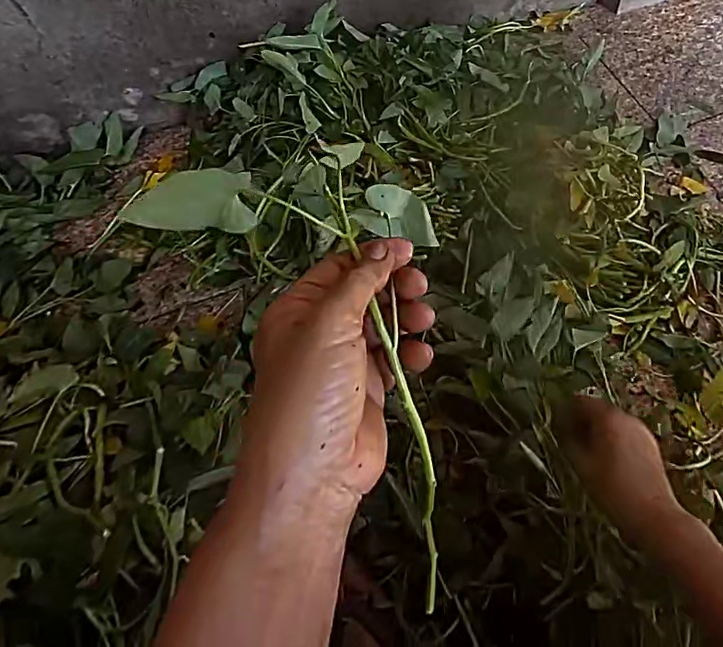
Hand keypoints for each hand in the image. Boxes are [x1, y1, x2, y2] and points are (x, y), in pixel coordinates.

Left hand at [242, 239, 434, 511]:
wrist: (313, 476)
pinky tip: (421, 355)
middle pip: (365, 293)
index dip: (373, 257)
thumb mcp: (329, 323)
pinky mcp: (369, 388)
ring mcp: (345, 360)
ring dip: (406, 317)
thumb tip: (385, 247)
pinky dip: (410, 351)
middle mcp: (320, 331)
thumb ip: (360, 280)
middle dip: (394, 287)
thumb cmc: (311, 388)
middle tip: (420, 286)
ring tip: (424, 319)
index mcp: (298, 309)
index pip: (339, 269)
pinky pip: (394, 357)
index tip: (408, 251)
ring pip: (383, 324)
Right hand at [560, 395, 684, 545]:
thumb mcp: (582, 466)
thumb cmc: (612, 490)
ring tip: (588, 452)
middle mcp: (627, 417)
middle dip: (582, 421)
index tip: (556, 425)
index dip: (566, 411)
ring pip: (613, 423)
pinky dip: (614, 440)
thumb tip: (561, 427)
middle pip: (599, 410)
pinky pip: (626, 434)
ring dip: (598, 431)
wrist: (654, 517)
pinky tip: (609, 461)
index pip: (581, 401)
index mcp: (608, 417)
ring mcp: (642, 431)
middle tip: (569, 439)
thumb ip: (568, 440)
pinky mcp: (651, 446)